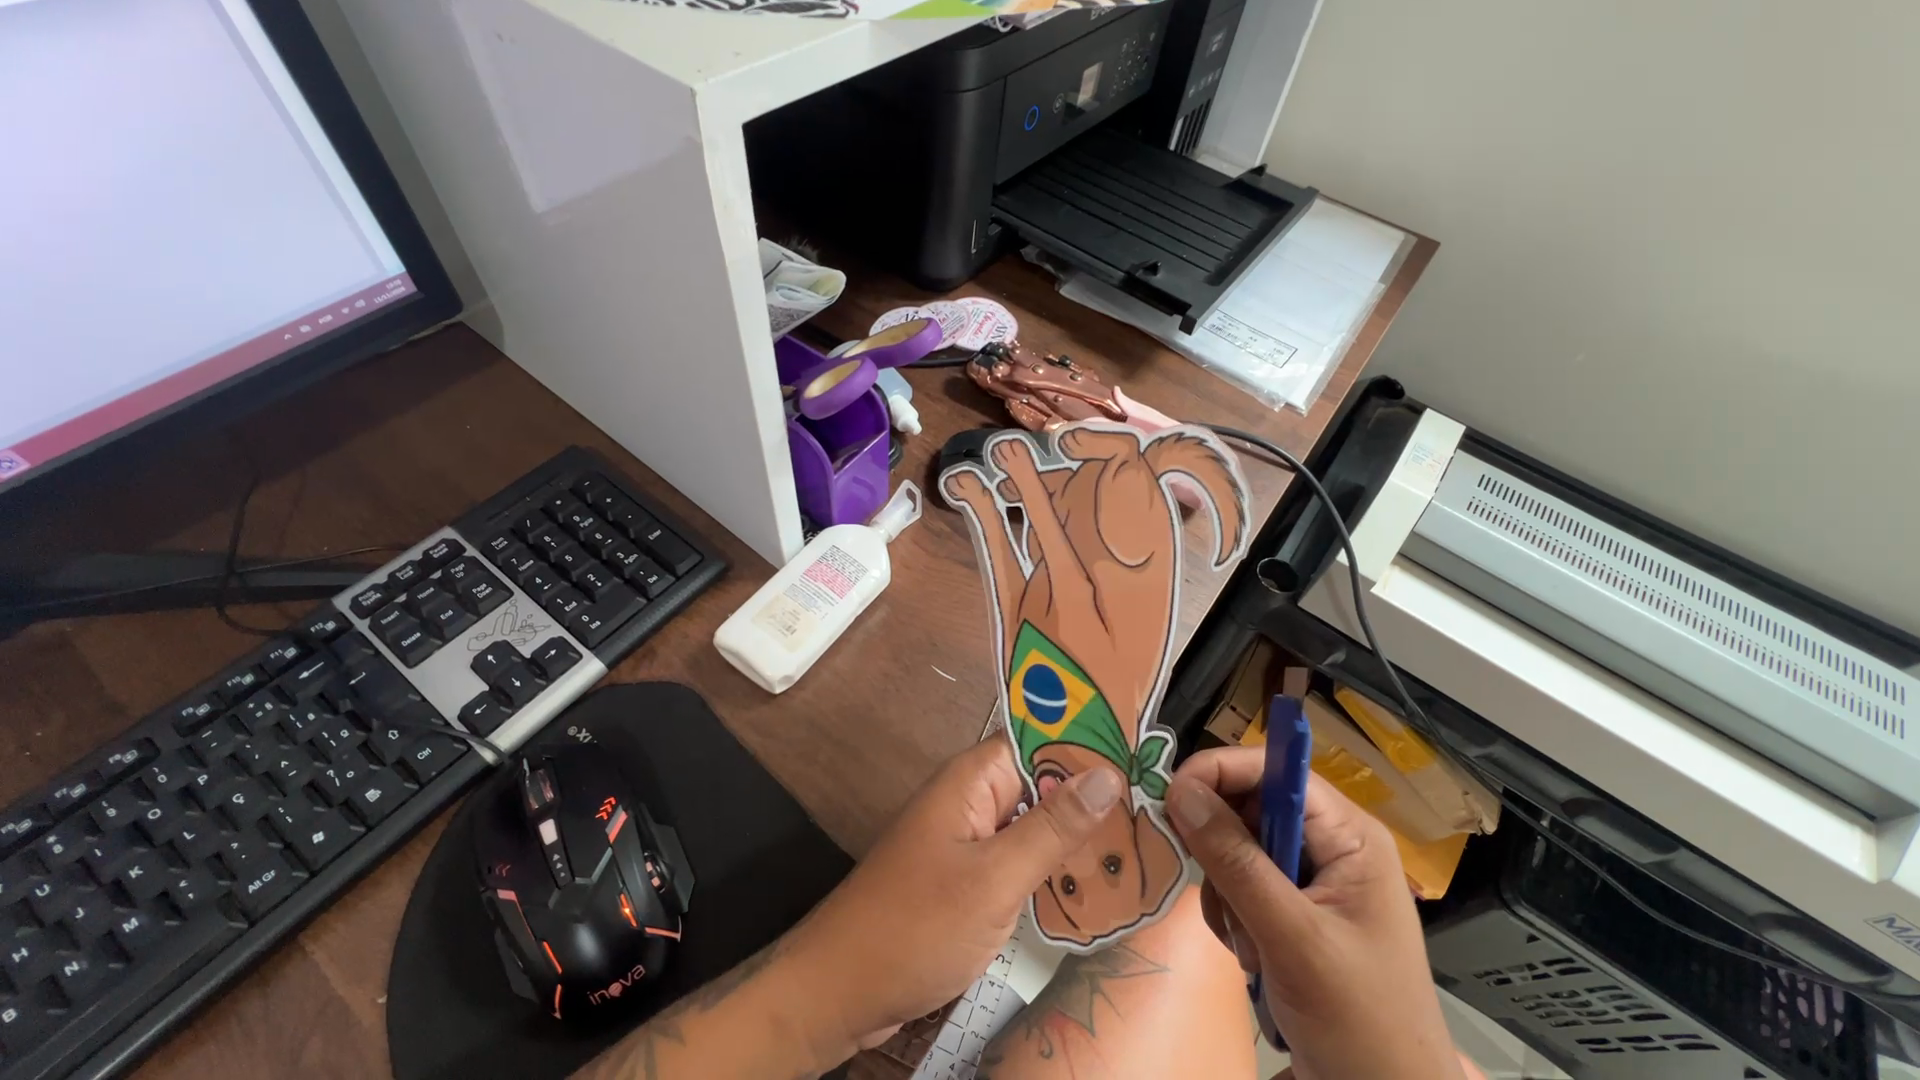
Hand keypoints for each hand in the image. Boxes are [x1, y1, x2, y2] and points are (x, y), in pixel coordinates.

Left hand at [781, 738, 1124, 1050]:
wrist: (843, 990)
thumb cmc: (917, 924)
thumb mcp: (995, 877)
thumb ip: (1053, 826)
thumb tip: (1109, 772)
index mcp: (973, 780)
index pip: (1043, 740)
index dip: (1093, 745)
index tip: (1151, 760)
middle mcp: (971, 800)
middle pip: (1044, 783)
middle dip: (1094, 797)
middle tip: (1162, 814)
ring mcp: (969, 841)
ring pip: (1036, 825)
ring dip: (1079, 838)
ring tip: (1148, 848)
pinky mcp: (967, 878)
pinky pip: (1019, 859)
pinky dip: (1054, 870)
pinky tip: (1100, 887)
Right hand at [1166, 748, 1464, 1079]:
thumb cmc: (1359, 1020)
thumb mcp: (1293, 939)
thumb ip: (1235, 862)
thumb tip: (1180, 790)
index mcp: (1350, 836)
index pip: (1275, 771)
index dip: (1221, 772)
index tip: (1170, 799)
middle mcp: (1331, 845)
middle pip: (1248, 808)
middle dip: (1222, 853)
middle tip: (1221, 899)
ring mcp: (1312, 878)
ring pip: (1235, 849)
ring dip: (1226, 895)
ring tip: (1249, 948)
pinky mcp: (1293, 909)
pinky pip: (1238, 886)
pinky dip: (1230, 917)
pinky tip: (1251, 957)